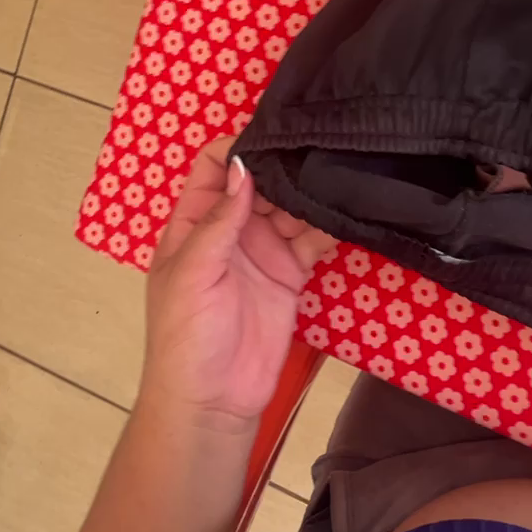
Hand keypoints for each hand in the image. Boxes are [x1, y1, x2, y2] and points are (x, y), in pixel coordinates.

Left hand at [142, 137, 337, 434]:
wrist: (214, 401)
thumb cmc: (186, 334)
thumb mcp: (193, 271)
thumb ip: (219, 219)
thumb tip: (243, 166)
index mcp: (196, 221)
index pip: (213, 167)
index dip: (237, 147)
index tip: (271, 130)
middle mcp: (232, 228)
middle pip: (258, 181)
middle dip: (282, 163)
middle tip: (317, 142)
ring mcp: (263, 249)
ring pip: (289, 206)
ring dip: (308, 190)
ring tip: (335, 167)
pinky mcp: (291, 273)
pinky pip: (311, 240)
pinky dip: (327, 224)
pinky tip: (345, 206)